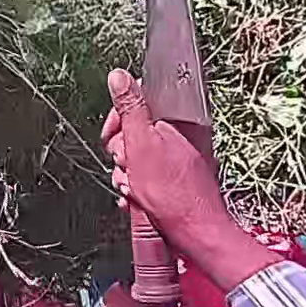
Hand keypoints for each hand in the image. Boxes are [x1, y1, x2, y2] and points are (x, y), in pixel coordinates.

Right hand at [103, 69, 277, 290]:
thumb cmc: (172, 192)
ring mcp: (177, 155)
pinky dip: (136, 185)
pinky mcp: (173, 176)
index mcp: (175, 117)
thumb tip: (119, 76)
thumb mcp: (141, 143)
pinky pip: (145, 173)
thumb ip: (130, 108)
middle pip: (133, 129)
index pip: (136, 100)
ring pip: (135, 154)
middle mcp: (178, 133)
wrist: (193, 230)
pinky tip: (137, 195)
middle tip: (127, 164)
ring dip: (127, 172)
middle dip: (122, 150)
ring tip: (134, 185)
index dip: (117, 120)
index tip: (112, 136)